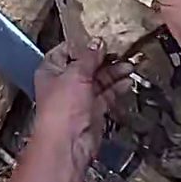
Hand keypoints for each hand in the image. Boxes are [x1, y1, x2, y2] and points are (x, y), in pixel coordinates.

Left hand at [30, 39, 125, 169]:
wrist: (68, 142)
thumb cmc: (61, 109)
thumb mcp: (75, 74)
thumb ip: (88, 57)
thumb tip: (97, 43)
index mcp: (51, 71)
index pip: (65, 51)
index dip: (82, 45)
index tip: (99, 39)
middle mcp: (64, 83)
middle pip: (85, 65)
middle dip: (102, 58)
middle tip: (119, 50)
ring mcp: (78, 98)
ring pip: (98, 80)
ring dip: (113, 72)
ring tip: (129, 64)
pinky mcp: (92, 111)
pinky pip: (107, 95)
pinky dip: (117, 87)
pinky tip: (127, 80)